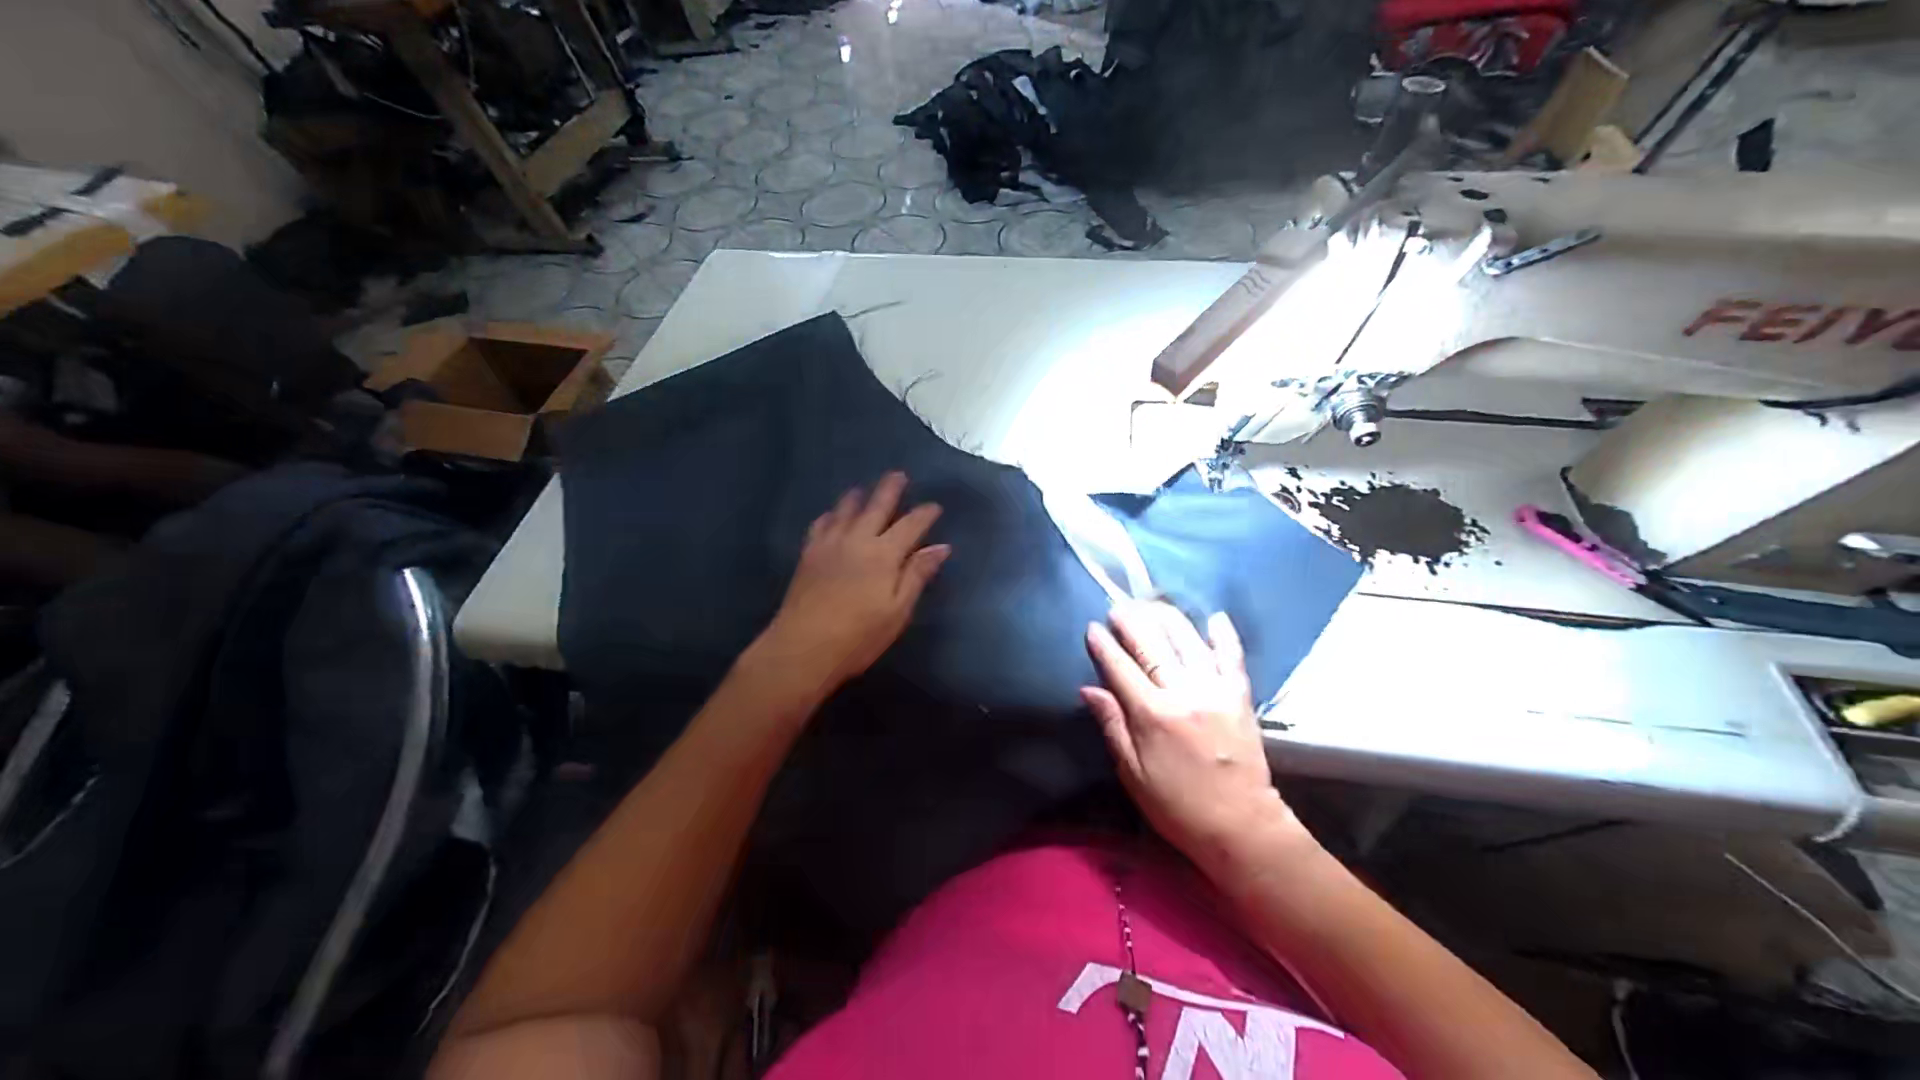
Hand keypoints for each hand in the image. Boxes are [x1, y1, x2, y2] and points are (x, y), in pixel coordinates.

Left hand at [757, 471, 950, 695]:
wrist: (803, 647)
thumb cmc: (858, 636)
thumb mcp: (897, 611)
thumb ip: (917, 575)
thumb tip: (940, 547)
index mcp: (884, 555)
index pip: (910, 526)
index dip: (925, 514)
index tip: (935, 506)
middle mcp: (857, 540)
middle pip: (876, 507)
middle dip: (890, 489)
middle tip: (898, 474)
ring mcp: (829, 545)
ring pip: (846, 510)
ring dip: (858, 497)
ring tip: (863, 489)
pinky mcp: (808, 555)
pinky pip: (821, 525)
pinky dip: (830, 515)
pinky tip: (831, 516)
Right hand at [1083, 602, 1307, 874]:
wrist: (1240, 826)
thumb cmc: (1177, 806)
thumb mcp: (1133, 774)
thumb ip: (1112, 726)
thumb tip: (1089, 689)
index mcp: (1152, 715)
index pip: (1121, 669)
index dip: (1104, 646)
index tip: (1093, 627)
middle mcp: (1183, 694)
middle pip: (1153, 646)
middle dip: (1133, 621)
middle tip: (1118, 605)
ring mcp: (1216, 692)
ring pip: (1188, 642)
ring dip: (1168, 618)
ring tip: (1152, 602)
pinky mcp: (1240, 697)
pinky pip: (1232, 658)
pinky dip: (1224, 635)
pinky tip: (1214, 617)